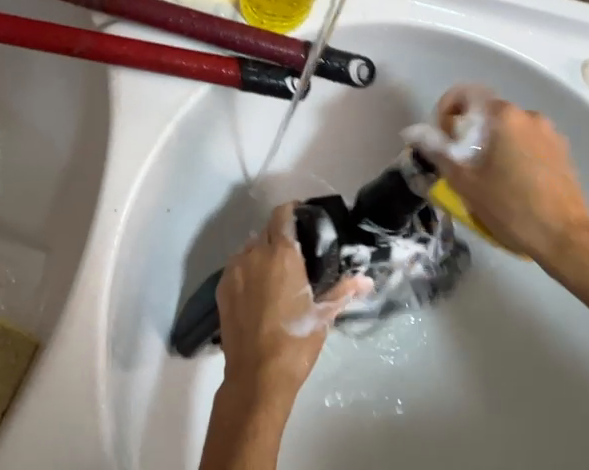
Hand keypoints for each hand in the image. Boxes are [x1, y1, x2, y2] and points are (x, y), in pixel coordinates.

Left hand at [215, 203, 371, 403]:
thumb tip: (366, 279)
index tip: (305, 218)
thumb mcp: (324, 315)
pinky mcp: (222, 287)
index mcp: (282, 253)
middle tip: (297, 252)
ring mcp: (234, 270)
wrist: (257, 376)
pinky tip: (259, 289)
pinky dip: (249, 270)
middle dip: (281, 235)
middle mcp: (255, 253)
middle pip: (267, 230)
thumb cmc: (296, 341)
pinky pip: (237, 267)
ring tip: (277, 271)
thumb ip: (344, 290)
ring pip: (250, 248)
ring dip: (263, 252)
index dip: (293, 211)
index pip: (283, 214)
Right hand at [414, 85, 588, 276]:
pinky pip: (529, 142)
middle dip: (470, 132)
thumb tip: (415, 134)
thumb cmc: (511, 208)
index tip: (443, 139)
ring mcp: (550, 133)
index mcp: (504, 116)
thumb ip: (439, 152)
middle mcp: (529, 116)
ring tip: (488, 176)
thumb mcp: (466, 183)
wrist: (567, 240)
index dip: (447, 112)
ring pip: (509, 129)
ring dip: (493, 143)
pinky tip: (513, 183)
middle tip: (462, 163)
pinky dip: (514, 153)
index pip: (466, 95)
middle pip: (488, 113)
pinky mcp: (563, 152)